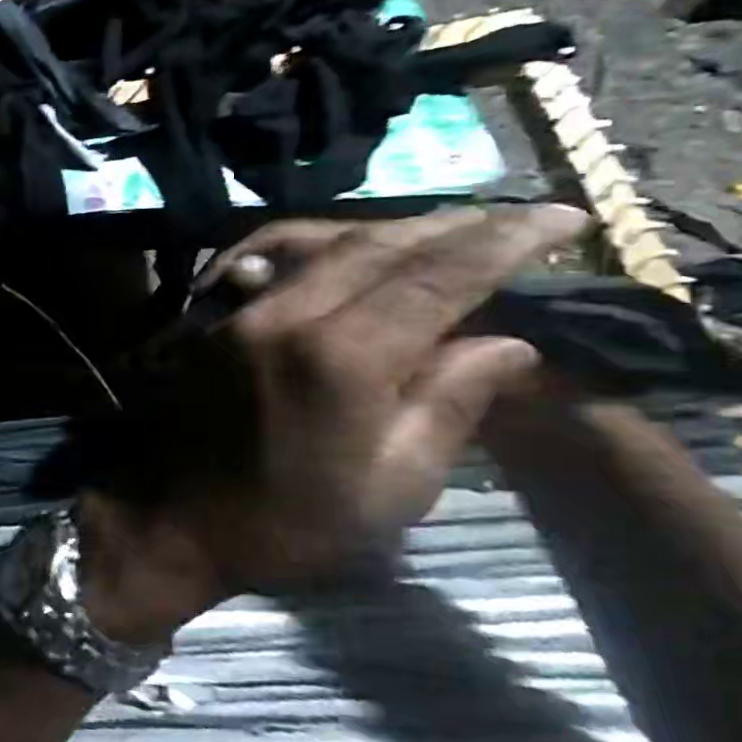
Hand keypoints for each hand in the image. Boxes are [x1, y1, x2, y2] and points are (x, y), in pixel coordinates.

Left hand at [78, 204, 591, 642]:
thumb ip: (449, 403)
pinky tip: (356, 248)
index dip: (505, 241)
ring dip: (393, 230)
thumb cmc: (290, 524)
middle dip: (454, 225)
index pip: (436, 276)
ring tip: (449, 228)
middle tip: (515, 217)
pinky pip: (279, 262)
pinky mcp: (216, 321)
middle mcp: (286, 316)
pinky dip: (328, 245)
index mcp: (341, 357)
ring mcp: (242, 312)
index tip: (564, 217)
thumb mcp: (393, 486)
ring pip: (324, 245)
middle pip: (378, 245)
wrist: (177, 524)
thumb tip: (508, 340)